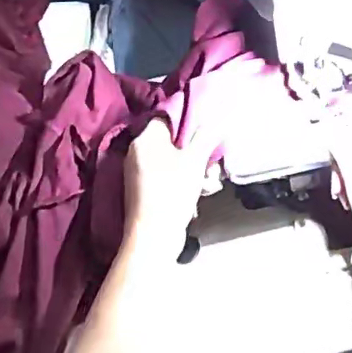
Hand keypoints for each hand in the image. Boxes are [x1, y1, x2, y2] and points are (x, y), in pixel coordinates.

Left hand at [120, 119, 213, 264]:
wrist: (153, 237)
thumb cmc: (173, 190)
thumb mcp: (196, 158)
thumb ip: (206, 135)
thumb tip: (215, 120)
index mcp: (145, 138)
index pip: (168, 115)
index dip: (190, 116)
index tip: (208, 123)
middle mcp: (137, 151)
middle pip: (172, 137)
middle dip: (195, 144)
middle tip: (212, 154)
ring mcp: (138, 171)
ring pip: (172, 156)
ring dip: (193, 162)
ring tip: (210, 175)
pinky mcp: (143, 188)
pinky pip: (166, 171)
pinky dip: (182, 175)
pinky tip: (200, 186)